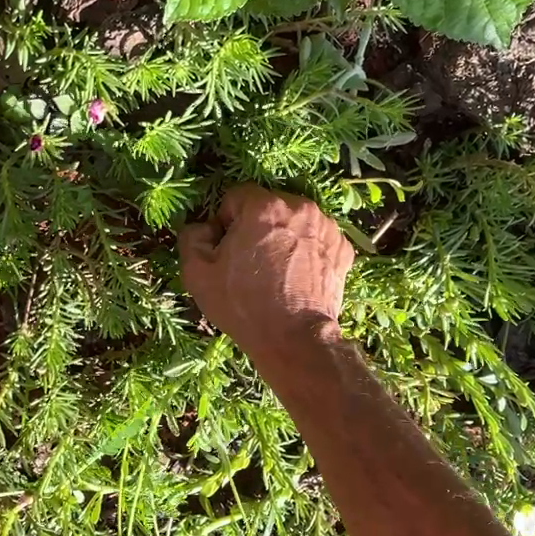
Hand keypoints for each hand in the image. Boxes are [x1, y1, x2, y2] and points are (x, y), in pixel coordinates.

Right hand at [178, 184, 353, 359]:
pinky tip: (297, 277)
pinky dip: (306, 251)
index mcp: (264, 206)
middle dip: (255, 227)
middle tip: (248, 262)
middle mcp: (300, 207)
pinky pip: (315, 239)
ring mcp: (326, 227)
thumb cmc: (243, 304)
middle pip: (267, 206)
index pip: (235, 196)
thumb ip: (192, 237)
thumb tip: (202, 227)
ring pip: (294, 221)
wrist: (295, 339)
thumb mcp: (197, 273)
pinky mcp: (343, 249)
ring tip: (275, 272)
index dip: (225, 221)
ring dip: (282, 237)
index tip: (225, 248)